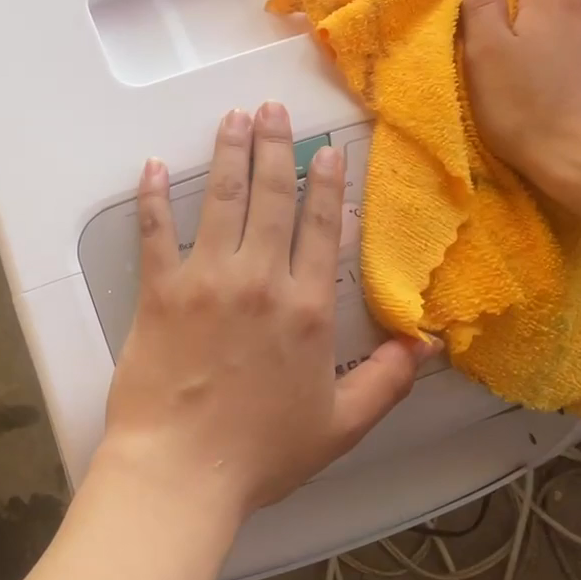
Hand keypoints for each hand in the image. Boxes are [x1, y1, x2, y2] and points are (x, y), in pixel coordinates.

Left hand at [98, 102, 433, 523]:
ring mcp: (206, 280)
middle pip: (270, 198)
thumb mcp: (341, 426)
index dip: (325, 184)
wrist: (184, 470)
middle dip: (274, 147)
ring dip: (228, 154)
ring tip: (233, 118)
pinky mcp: (159, 290)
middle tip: (274, 109)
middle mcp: (260, 280)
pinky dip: (154, 196)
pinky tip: (155, 165)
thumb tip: (426, 344)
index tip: (325, 150)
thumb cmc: (261, 453)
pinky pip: (156, 231)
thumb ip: (387, 381)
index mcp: (307, 309)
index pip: (321, 229)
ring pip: (222, 201)